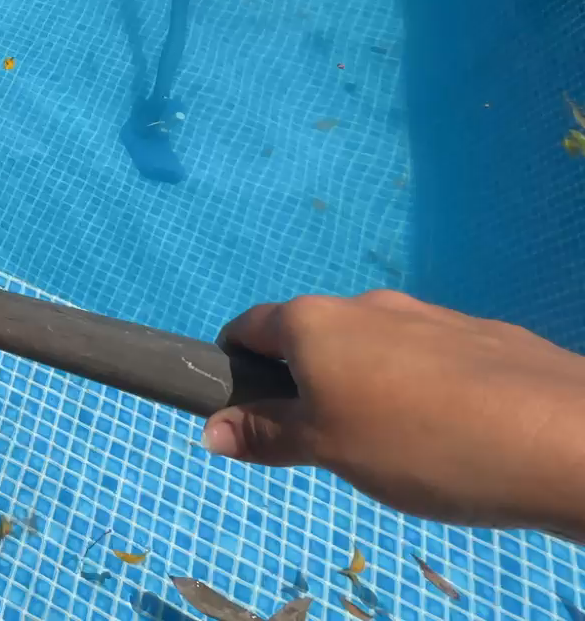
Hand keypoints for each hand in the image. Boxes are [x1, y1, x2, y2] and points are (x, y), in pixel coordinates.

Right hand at [207, 289, 584, 536]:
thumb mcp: (327, 450)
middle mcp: (361, 306)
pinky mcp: (497, 338)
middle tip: (333, 434)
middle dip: (312, 379)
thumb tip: (208, 433)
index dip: (238, 365)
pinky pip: (444, 360)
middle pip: (315, 338)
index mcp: (309, 321)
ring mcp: (433, 317)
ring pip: (382, 348)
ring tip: (411, 442)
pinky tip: (469, 434)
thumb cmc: (423, 442)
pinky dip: (439, 388)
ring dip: (377, 383)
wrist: (582, 445)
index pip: (245, 329)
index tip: (253, 406)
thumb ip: (263, 435)